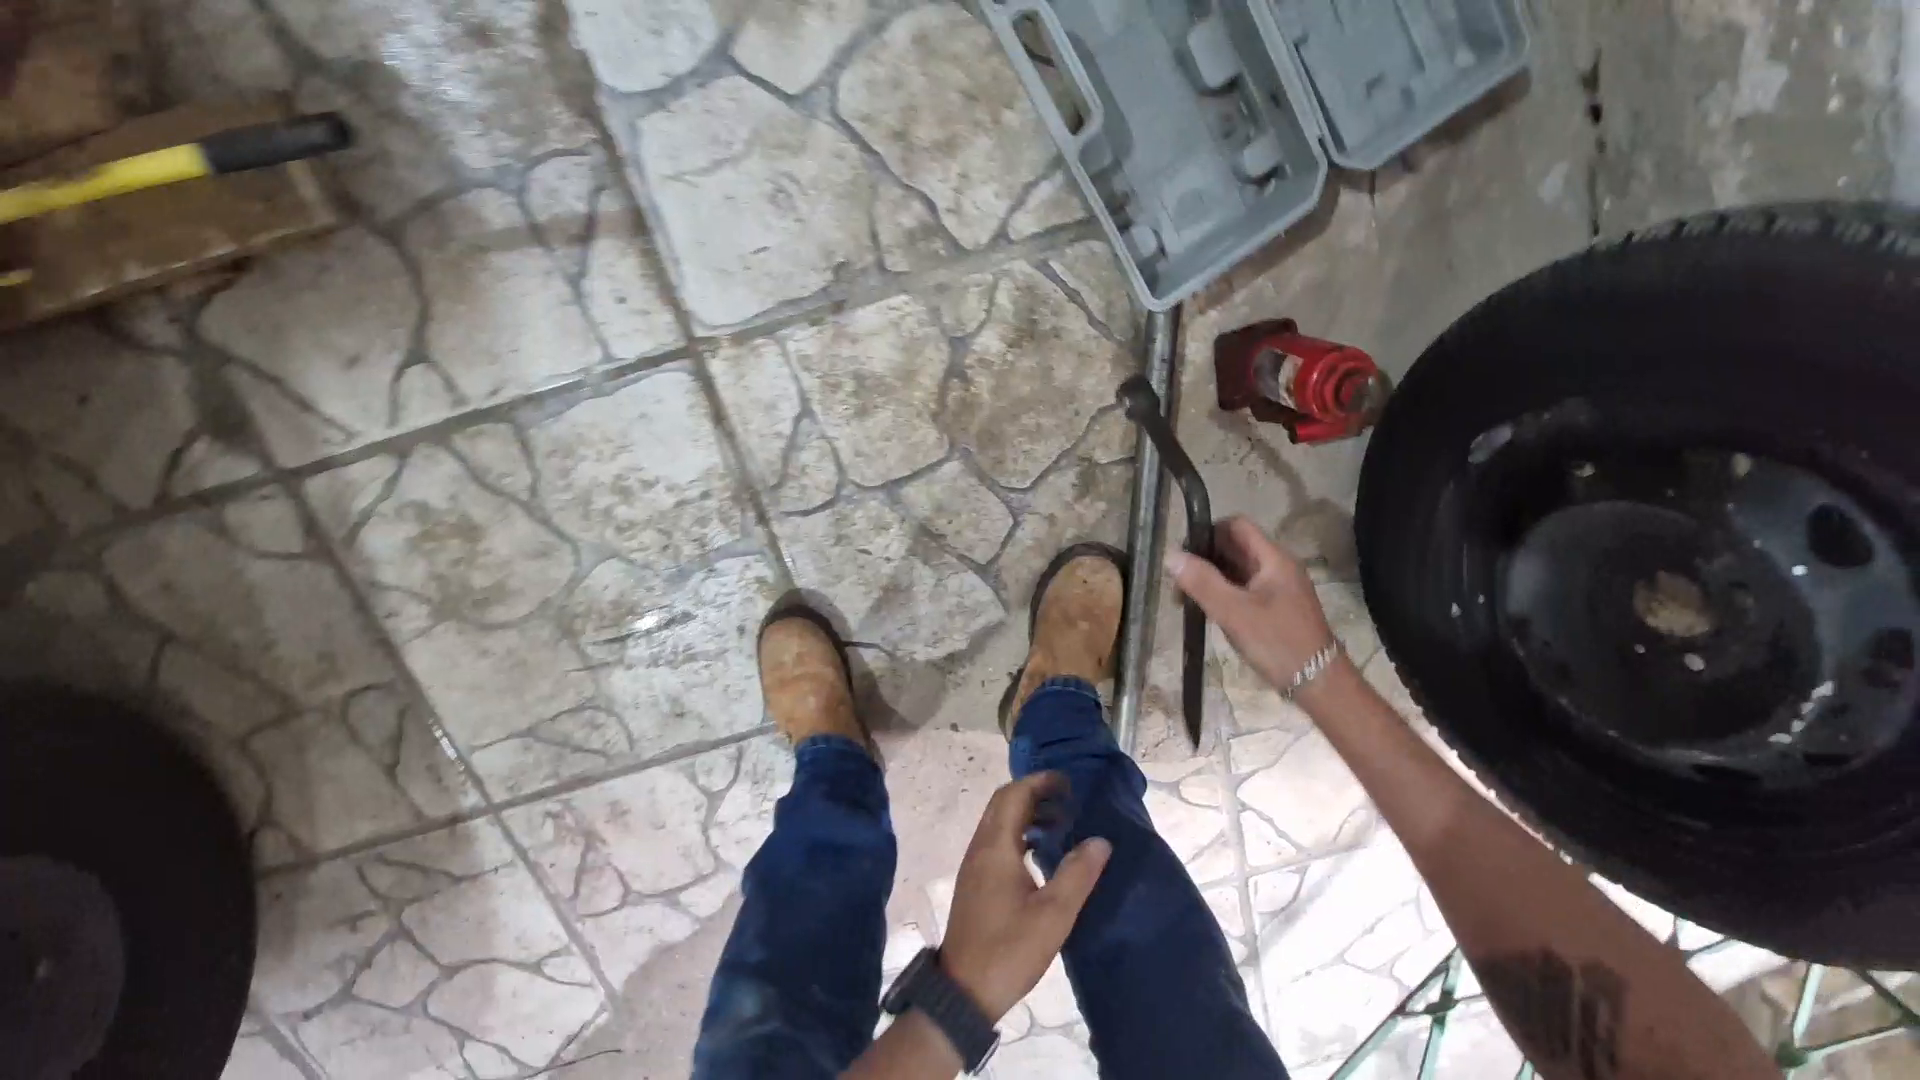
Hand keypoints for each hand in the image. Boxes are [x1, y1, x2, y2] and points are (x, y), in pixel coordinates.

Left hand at [940, 772, 1110, 1020]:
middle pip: (1003, 805)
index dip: (1040, 782)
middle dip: (1035, 794)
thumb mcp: (1053, 914)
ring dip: (1027, 816)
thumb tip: (1100, 840)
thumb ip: (1078, 874)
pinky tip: (1041, 856)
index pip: (1013, 795)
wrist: (964, 990)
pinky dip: (1020, 836)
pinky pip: (997, 843)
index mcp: (995, 847)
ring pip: (999, 824)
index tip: (1069, 783)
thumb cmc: (1010, 949)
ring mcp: (974, 866)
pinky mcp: (975, 883)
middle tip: (1069, 800)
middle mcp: (980, 848)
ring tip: (1062, 825)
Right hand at [1165, 517, 1350, 694]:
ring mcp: (1278, 588)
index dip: (1207, 532)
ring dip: (1211, 579)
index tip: (1183, 555)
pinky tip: (1207, 612)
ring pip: (1237, 570)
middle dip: (1204, 560)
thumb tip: (1171, 555)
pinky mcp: (1276, 607)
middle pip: (1235, 547)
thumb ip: (1202, 581)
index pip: (1236, 525)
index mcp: (1273, 559)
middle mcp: (1277, 566)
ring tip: (1185, 601)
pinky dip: (1223, 594)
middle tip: (1178, 583)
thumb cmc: (1277, 642)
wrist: (1318, 682)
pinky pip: (1244, 589)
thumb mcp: (1233, 612)